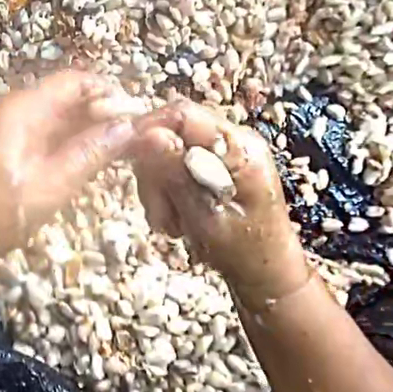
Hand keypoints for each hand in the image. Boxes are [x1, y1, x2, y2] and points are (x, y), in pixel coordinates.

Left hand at [0, 71, 139, 280]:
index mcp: (20, 108)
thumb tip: (130, 126)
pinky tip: (87, 160)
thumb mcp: (52, 185)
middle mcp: (11, 109)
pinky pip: (42, 133)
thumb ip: (91, 152)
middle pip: (65, 96)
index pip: (74, 81)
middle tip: (135, 136)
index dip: (109, 92)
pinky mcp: (2, 148)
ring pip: (55, 116)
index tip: (139, 115)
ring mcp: (3, 128)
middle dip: (101, 111)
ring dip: (86, 128)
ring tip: (119, 149)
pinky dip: (66, 142)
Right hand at [132, 101, 311, 309]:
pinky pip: (174, 168)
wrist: (267, 276)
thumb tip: (146, 136)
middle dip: (153, 170)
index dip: (147, 131)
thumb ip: (176, 174)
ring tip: (171, 223)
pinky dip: (165, 193)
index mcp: (240, 147)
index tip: (125, 160)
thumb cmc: (245, 253)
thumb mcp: (205, 217)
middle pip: (170, 131)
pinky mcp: (213, 168)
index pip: (182, 115)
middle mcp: (233, 141)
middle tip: (159, 211)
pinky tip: (177, 219)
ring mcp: (224, 154)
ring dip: (158, 187)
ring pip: (166, 153)